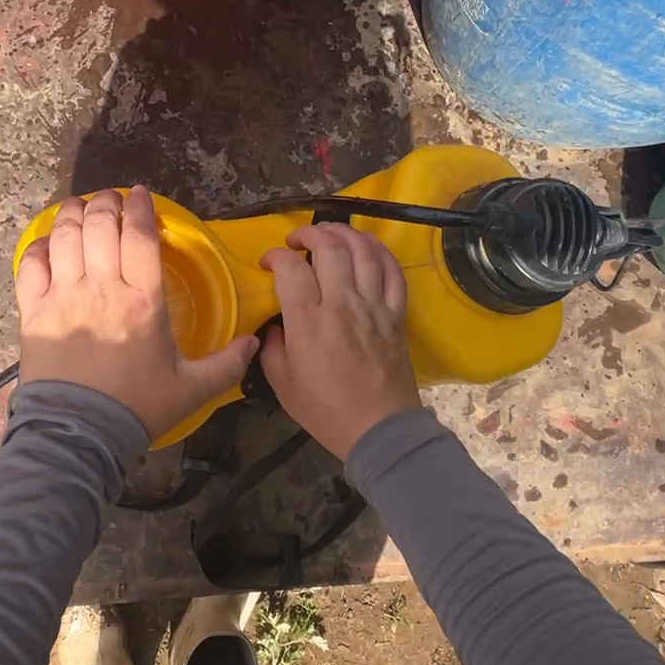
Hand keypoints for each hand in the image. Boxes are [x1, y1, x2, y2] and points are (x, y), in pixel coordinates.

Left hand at [16, 186, 258, 440]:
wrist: (78, 435)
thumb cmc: (136, 407)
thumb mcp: (191, 388)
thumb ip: (226, 364)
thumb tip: (254, 343)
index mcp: (142, 299)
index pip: (140, 235)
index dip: (140, 207)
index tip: (140, 195)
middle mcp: (101, 287)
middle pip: (100, 224)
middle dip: (106, 202)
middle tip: (111, 199)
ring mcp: (62, 296)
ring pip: (64, 236)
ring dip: (72, 214)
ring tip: (80, 207)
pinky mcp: (32, 311)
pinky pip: (31, 265)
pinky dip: (39, 246)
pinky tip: (49, 244)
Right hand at [259, 223, 420, 460]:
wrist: (381, 431)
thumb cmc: (327, 411)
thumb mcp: (283, 384)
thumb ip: (272, 348)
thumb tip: (274, 326)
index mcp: (309, 322)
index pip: (291, 269)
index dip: (275, 256)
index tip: (268, 262)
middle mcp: (343, 305)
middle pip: (329, 248)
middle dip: (308, 234)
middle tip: (296, 241)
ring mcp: (374, 306)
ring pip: (363, 251)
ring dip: (343, 233)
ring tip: (329, 234)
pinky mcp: (396, 314)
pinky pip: (393, 271)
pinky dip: (379, 251)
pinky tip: (366, 247)